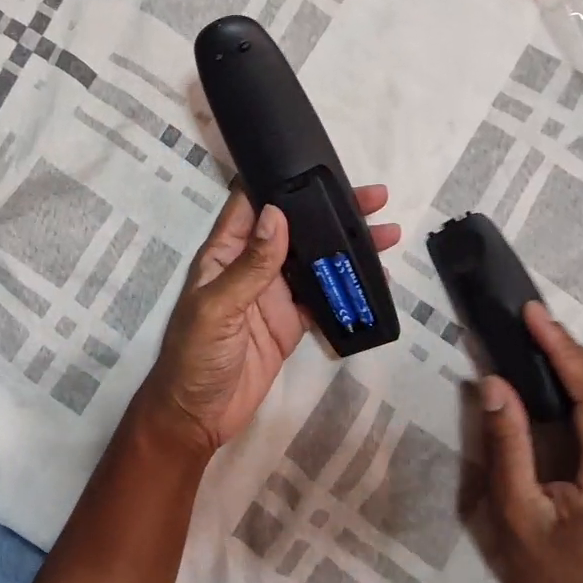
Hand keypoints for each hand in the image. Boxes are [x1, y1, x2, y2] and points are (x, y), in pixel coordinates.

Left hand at [132, 186, 400, 456]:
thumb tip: (278, 214)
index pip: (252, 205)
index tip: (318, 166)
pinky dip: (347, 286)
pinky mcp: (291, 323)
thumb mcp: (218, 307)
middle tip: (374, 198)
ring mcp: (274, 295)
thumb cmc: (195, 356)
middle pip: (294, 228)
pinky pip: (323, 297)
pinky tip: (374, 276)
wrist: (198, 417)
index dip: (282, 183)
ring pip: (314, 260)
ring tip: (387, 233)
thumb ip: (250, 266)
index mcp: (225, 253)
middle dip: (330, 211)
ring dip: (346, 246)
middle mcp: (251, 266)